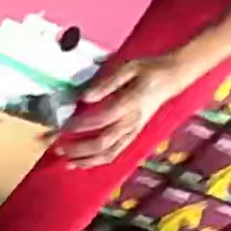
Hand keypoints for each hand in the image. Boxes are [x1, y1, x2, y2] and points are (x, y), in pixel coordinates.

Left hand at [57, 53, 200, 168]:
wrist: (172, 77)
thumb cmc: (149, 69)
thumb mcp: (130, 66)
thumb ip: (107, 82)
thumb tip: (84, 96)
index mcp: (131, 103)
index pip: (101, 119)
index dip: (81, 125)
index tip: (63, 126)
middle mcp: (131, 122)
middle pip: (102, 142)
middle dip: (78, 148)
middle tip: (58, 148)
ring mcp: (132, 133)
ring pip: (107, 154)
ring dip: (85, 160)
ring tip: (66, 161)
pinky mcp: (131, 138)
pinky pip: (113, 155)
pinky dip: (96, 162)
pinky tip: (81, 164)